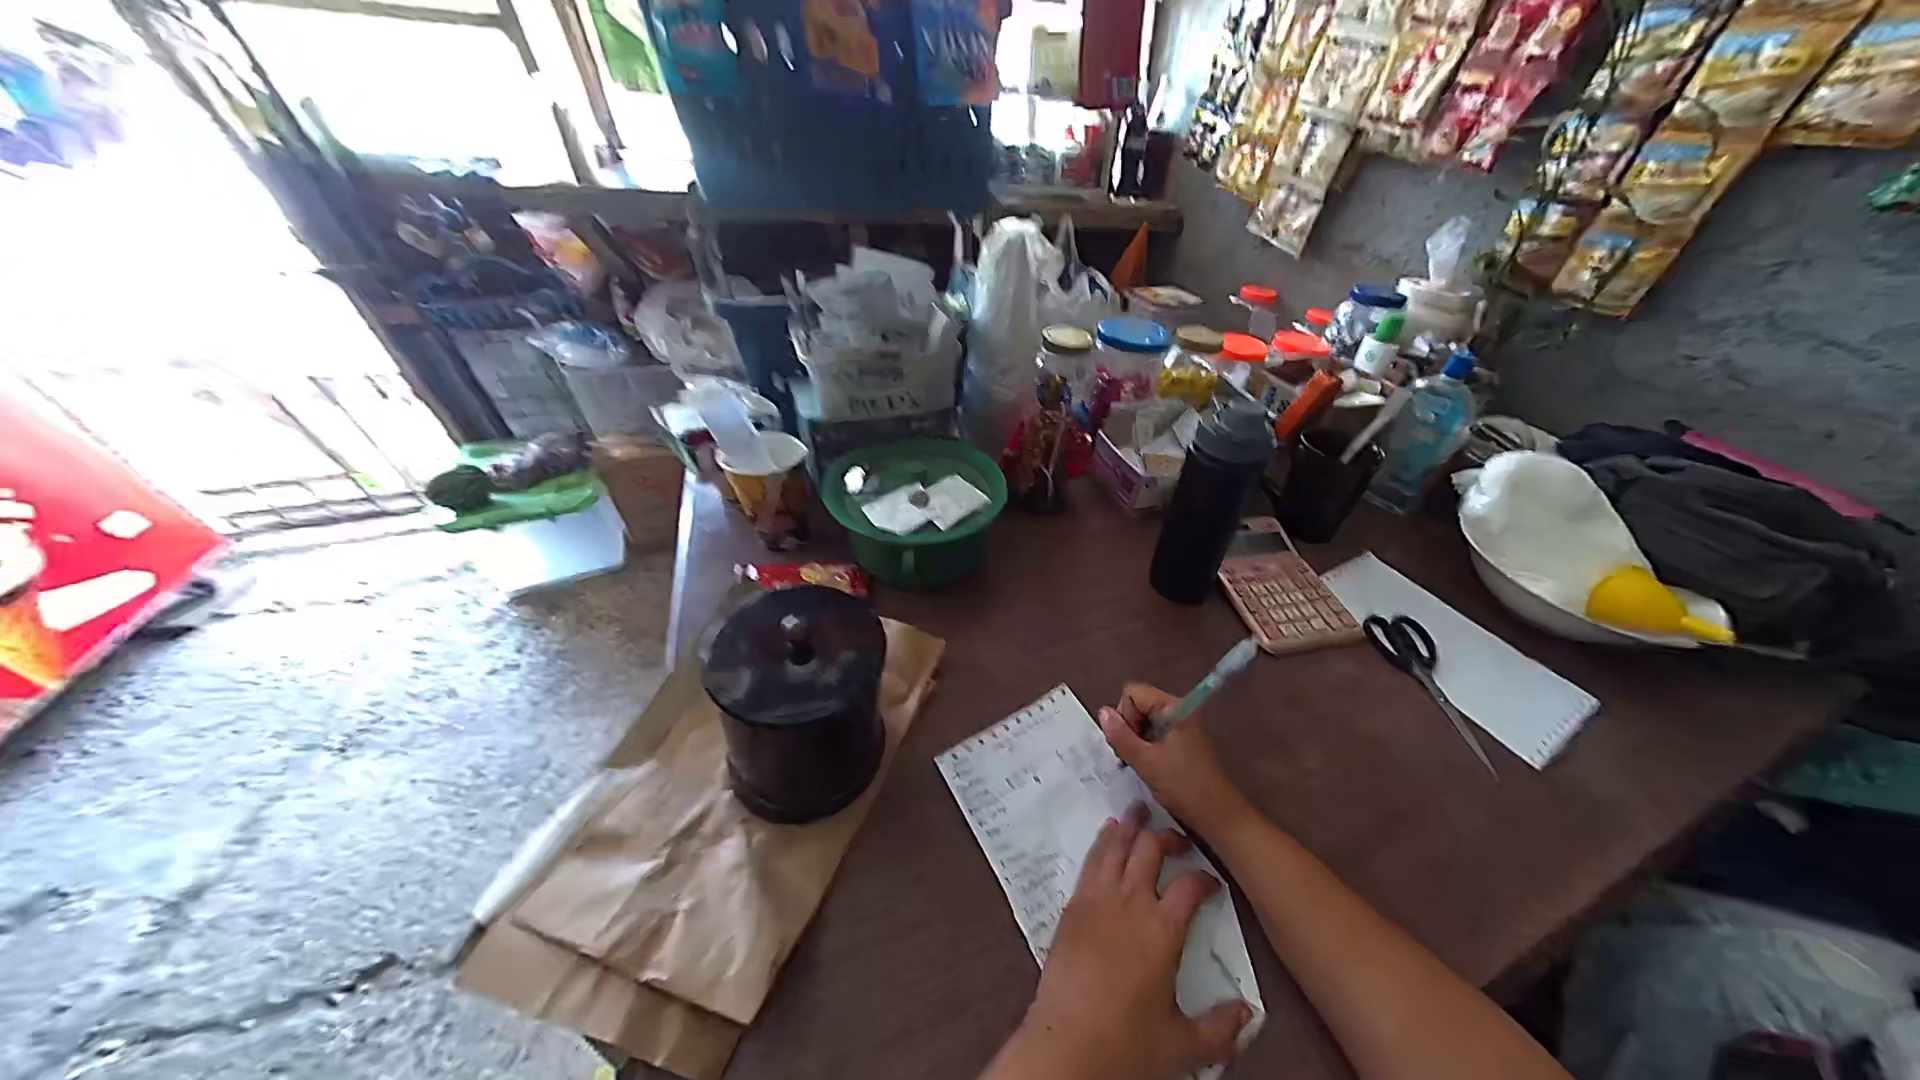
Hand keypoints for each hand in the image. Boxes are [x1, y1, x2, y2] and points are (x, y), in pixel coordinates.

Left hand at [988, 803, 1251, 1079]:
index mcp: (1163, 931)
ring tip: (1139, 809)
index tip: (1211, 882)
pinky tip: (1107, 833)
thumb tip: (1248, 1012)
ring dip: (1130, 826)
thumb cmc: (1128, 1044)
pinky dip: (1102, 842)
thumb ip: (1220, 1028)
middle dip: (1168, 838)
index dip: (1204, 879)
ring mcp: (1097, 899)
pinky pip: (1091, 862)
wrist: (1068, 1045)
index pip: (1190, 887)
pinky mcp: (1072, 905)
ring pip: (1116, 847)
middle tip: (1178, 836)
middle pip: (1150, 851)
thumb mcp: (1183, 1044)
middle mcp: (1130, 903)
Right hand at [1099, 683, 1251, 834]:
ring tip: (1140, 762)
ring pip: (1143, 720)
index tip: (1131, 742)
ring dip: (1135, 739)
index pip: (1133, 694)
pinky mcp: (1180, 741)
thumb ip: (1121, 735)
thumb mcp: (1146, 761)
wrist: (1217, 815)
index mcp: (1174, 708)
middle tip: (1133, 755)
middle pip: (1138, 704)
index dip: (1125, 715)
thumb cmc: (1183, 786)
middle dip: (1128, 727)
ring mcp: (1180, 726)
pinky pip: (1152, 732)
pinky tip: (1148, 765)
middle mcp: (1178, 711)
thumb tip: (1103, 712)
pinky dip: (1144, 746)